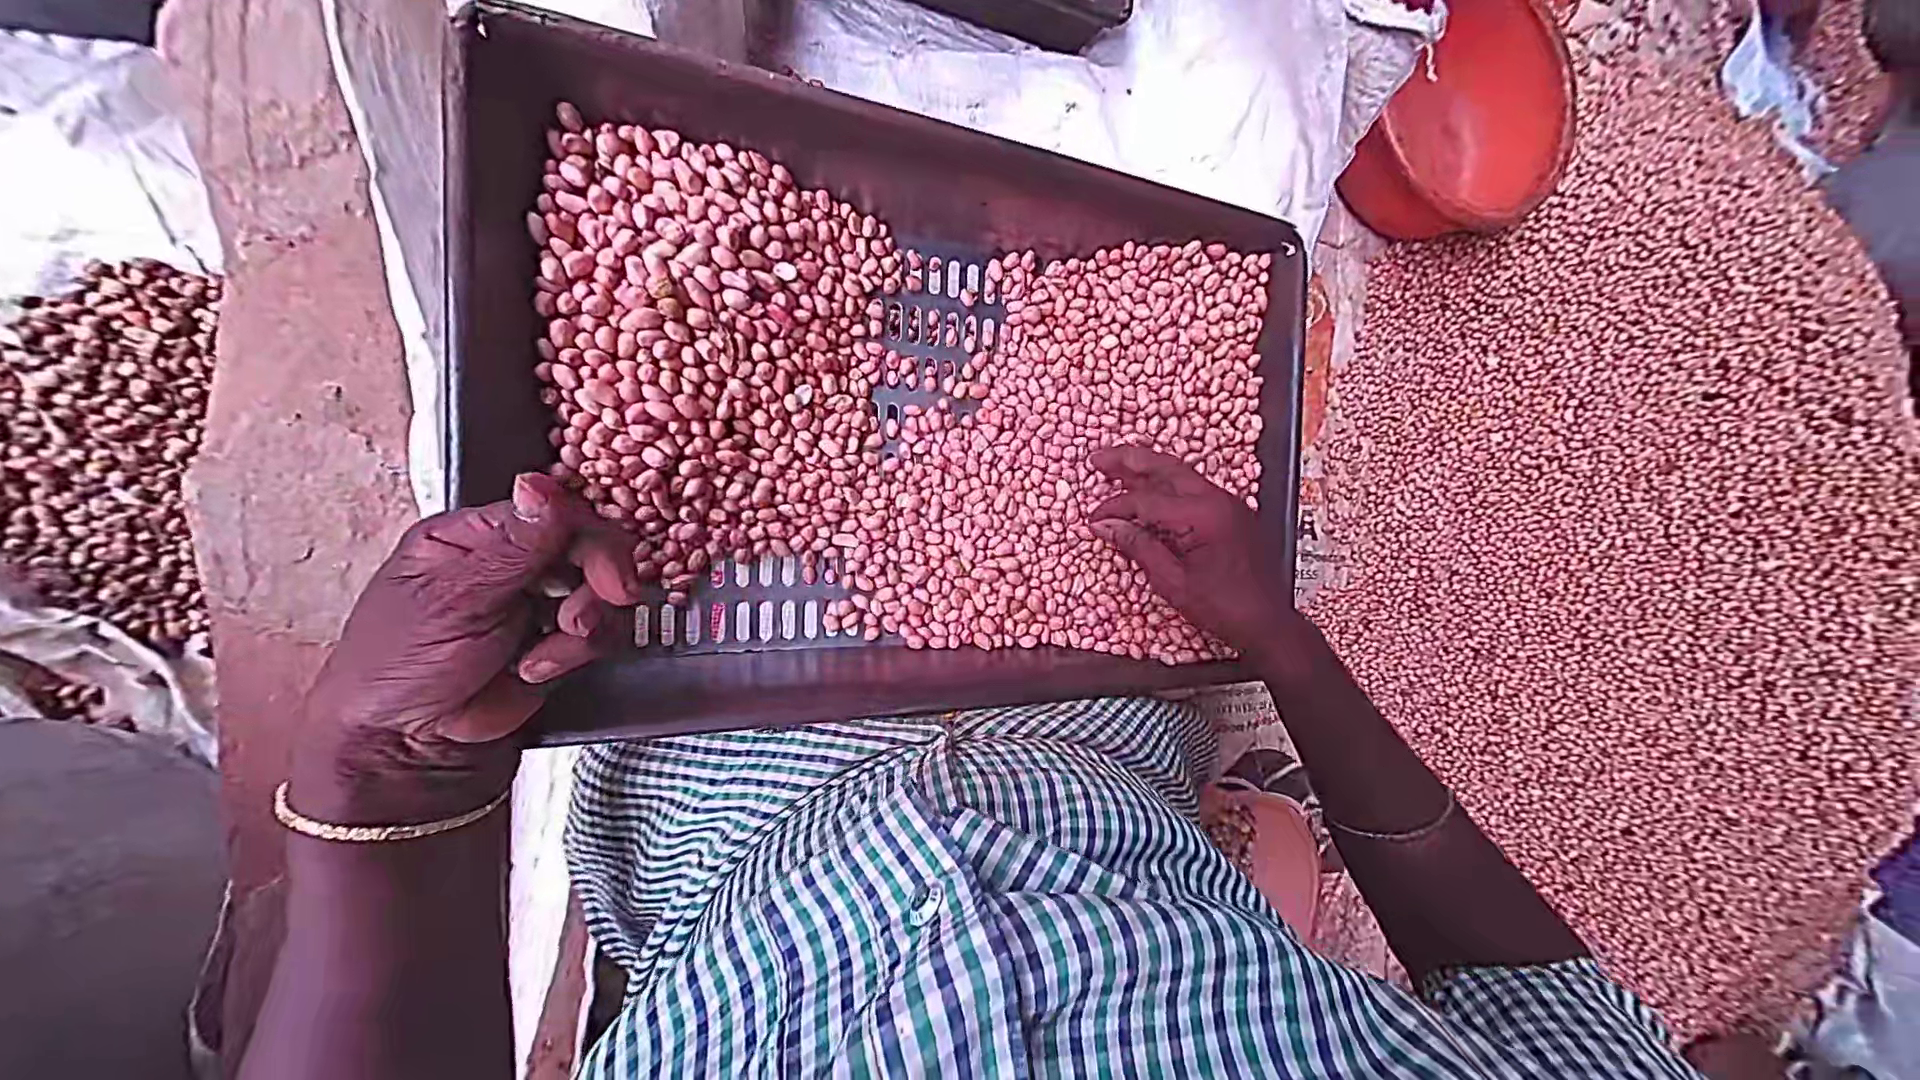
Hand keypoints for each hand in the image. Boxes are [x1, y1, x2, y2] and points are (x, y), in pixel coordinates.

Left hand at [293, 472, 640, 824]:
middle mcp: (518, 561)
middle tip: (584, 618)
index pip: (555, 514)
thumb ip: (512, 546)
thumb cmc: (400, 666)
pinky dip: (577, 651)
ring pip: (604, 592)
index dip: (590, 538)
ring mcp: (544, 600)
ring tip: (547, 650)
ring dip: (585, 625)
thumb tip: (538, 485)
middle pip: (592, 548)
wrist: (409, 745)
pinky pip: (602, 630)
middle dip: (598, 584)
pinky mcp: (564, 637)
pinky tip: (538, 666)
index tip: (609, 574)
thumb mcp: (453, 598)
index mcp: (478, 536)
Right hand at [1087, 446, 1296, 660]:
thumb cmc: (1223, 607)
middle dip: (1129, 459)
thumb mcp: (1172, 581)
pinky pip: (1192, 488)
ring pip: (1180, 473)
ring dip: (1147, 467)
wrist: (1267, 622)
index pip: (1147, 500)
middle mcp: (1219, 500)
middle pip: (1166, 467)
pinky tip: (1148, 488)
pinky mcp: (1230, 513)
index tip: (1095, 518)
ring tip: (1118, 464)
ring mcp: (1228, 503)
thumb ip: (1139, 547)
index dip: (1116, 507)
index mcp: (1204, 515)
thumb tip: (1107, 527)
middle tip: (1098, 458)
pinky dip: (1165, 484)